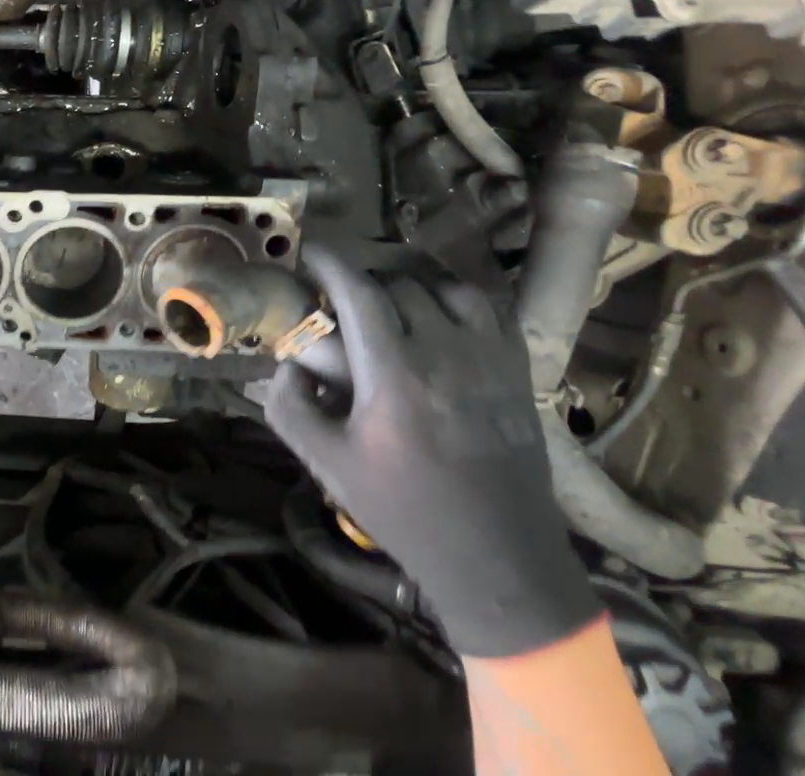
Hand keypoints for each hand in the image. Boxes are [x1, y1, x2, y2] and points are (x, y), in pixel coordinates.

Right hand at [263, 245, 599, 658]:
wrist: (496, 552)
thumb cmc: (402, 509)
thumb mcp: (327, 464)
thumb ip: (290, 408)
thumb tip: (287, 365)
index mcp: (394, 374)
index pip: (361, 292)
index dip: (331, 262)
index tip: (309, 250)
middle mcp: (445, 352)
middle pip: (400, 285)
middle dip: (362, 275)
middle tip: (336, 288)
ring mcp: (489, 359)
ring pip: (448, 288)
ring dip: (410, 281)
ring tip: (386, 294)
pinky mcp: (517, 372)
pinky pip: (488, 310)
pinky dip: (455, 297)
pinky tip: (438, 313)